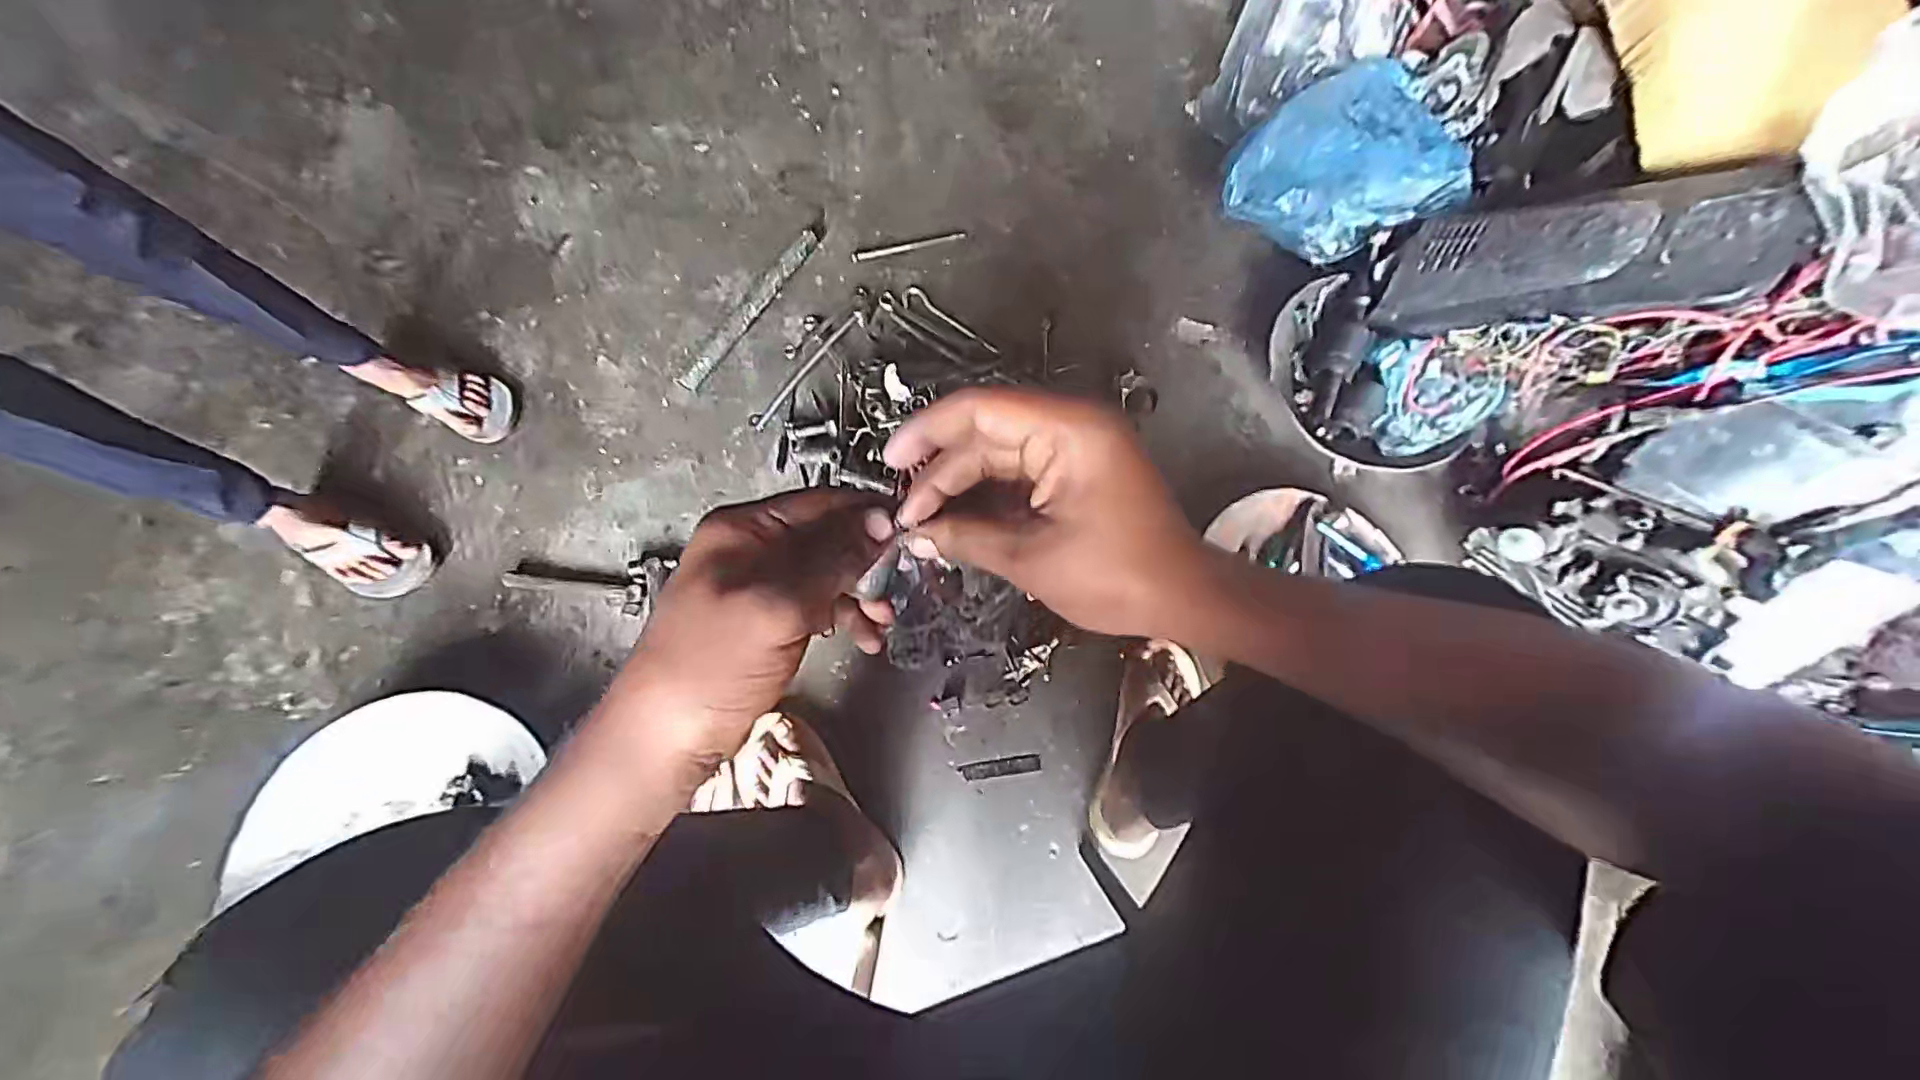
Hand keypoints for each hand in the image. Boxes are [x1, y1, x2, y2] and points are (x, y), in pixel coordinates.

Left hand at [607, 489, 894, 770]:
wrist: (668, 736)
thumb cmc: (710, 663)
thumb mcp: (777, 604)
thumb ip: (831, 560)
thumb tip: (880, 524)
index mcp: (744, 530)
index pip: (819, 503)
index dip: (864, 513)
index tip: (905, 529)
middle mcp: (755, 551)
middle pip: (828, 539)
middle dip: (867, 561)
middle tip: (897, 582)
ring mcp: (764, 588)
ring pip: (830, 575)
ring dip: (862, 594)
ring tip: (883, 619)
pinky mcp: (774, 621)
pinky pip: (821, 607)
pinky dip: (847, 619)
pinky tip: (866, 638)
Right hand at [883, 387, 1211, 637]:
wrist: (1182, 596)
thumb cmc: (1118, 577)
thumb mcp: (1032, 559)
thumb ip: (967, 538)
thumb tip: (917, 535)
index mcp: (1067, 431)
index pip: (979, 410)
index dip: (927, 431)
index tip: (892, 461)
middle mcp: (1070, 426)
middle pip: (984, 434)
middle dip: (940, 471)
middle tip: (904, 510)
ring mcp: (1073, 447)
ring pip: (997, 455)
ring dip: (959, 485)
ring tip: (922, 519)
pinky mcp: (1073, 470)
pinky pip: (1017, 473)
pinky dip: (986, 495)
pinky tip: (955, 518)